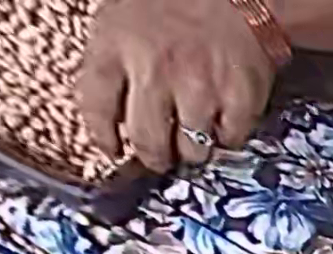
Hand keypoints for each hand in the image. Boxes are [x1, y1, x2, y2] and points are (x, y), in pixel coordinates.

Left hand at [78, 0, 278, 171]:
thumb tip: (118, 114)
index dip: (103, 136)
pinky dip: (228, 136)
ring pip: (193, 149)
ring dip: (194, 150)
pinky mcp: (237, 102)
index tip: (112, 150)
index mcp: (116, 43)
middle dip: (155, 157)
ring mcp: (199, 89)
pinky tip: (224, 120)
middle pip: (148, 139)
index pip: (95, 104)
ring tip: (196, 137)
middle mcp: (154, 70)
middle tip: (163, 159)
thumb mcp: (124, 16)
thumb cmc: (175, 5)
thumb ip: (117, 61)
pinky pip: (230, 139)